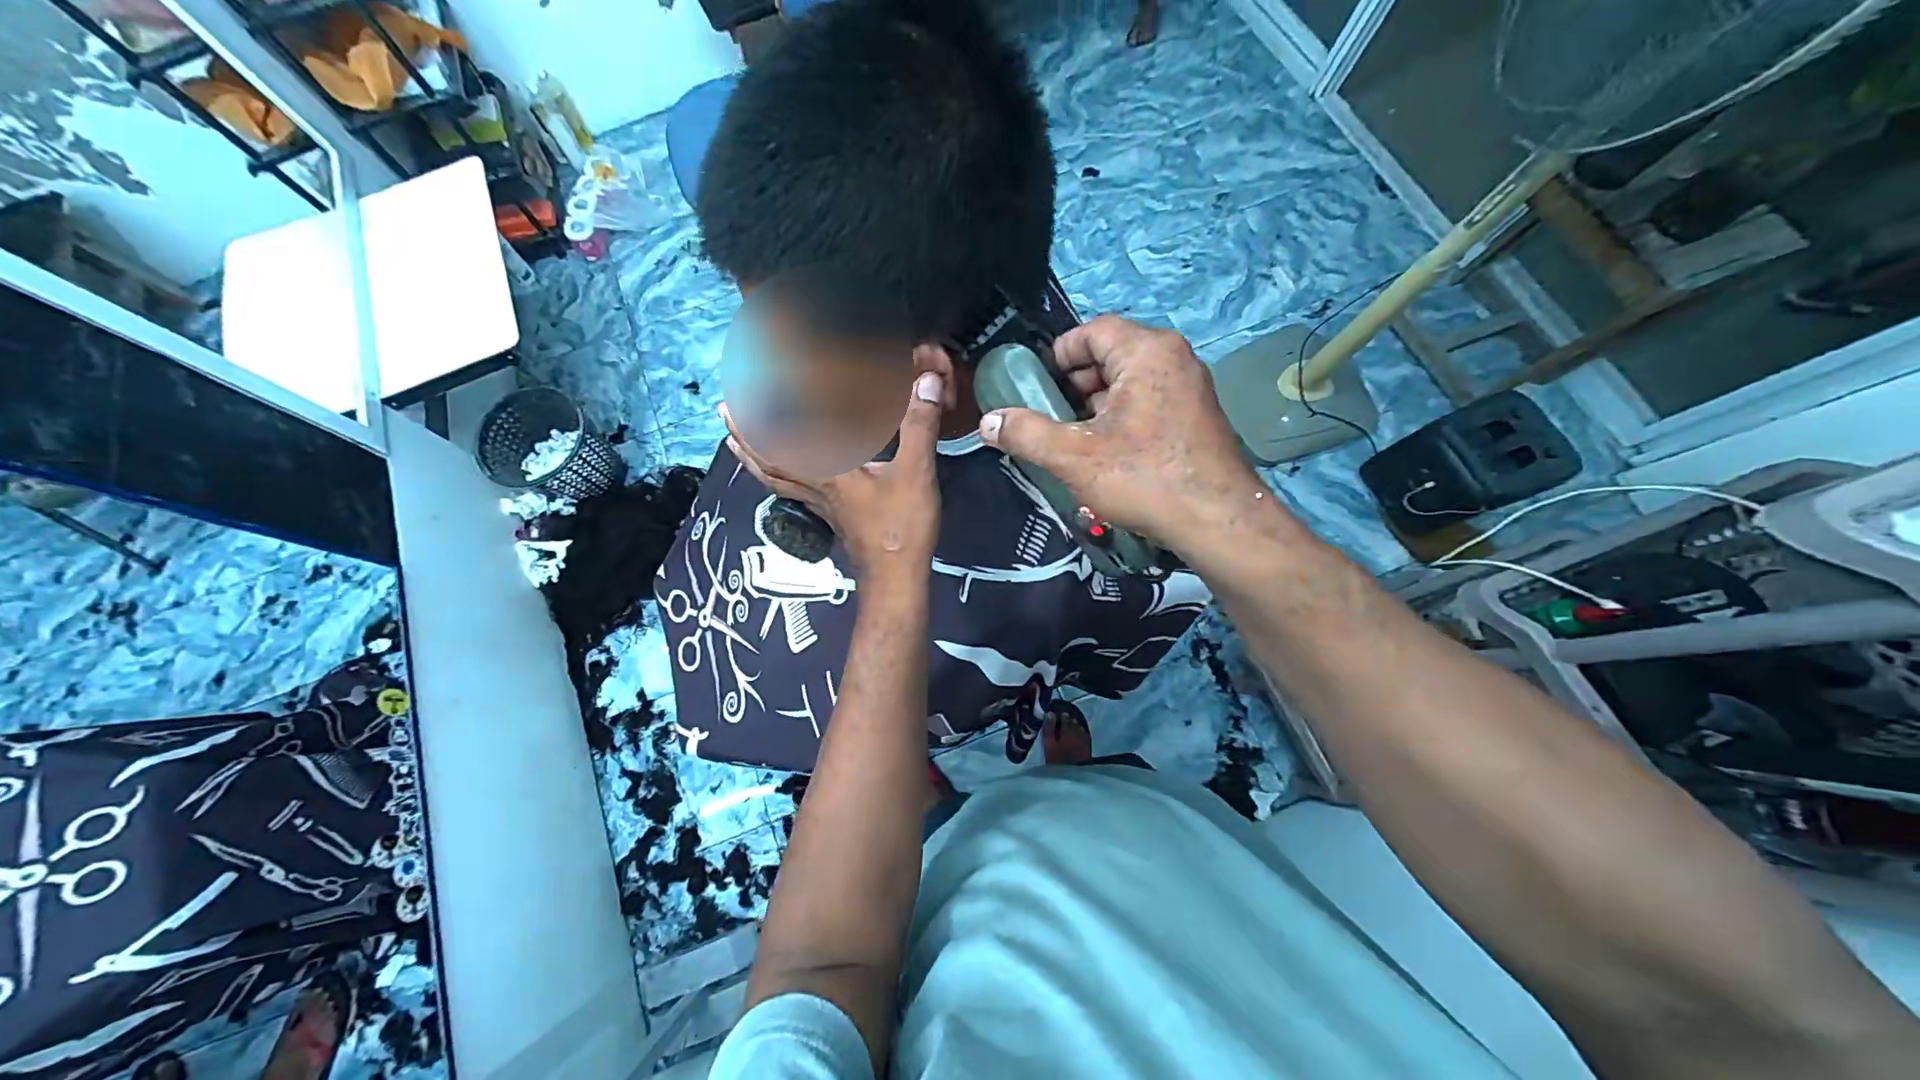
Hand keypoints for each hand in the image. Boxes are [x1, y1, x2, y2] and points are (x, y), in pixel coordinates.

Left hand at [723, 370, 944, 577]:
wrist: (896, 577)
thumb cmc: (900, 527)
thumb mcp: (914, 471)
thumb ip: (919, 425)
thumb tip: (928, 380)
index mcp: (828, 471)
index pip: (784, 440)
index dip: (762, 415)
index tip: (742, 390)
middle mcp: (814, 485)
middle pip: (767, 459)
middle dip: (744, 433)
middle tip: (723, 411)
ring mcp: (819, 504)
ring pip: (775, 477)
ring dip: (752, 456)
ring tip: (733, 440)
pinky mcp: (829, 516)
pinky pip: (791, 490)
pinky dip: (776, 477)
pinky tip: (782, 473)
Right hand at [978, 316, 1273, 553]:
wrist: (1217, 521)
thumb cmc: (1144, 477)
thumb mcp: (1073, 455)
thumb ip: (1025, 433)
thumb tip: (987, 422)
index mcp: (1146, 351)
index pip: (1091, 331)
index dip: (1057, 356)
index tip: (1035, 387)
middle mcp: (1173, 358)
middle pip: (1109, 356)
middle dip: (1074, 385)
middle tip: (1049, 418)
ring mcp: (1190, 387)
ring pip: (1128, 383)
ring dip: (1095, 406)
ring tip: (1072, 441)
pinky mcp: (1196, 417)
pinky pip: (1148, 402)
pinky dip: (1121, 419)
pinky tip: (1106, 455)